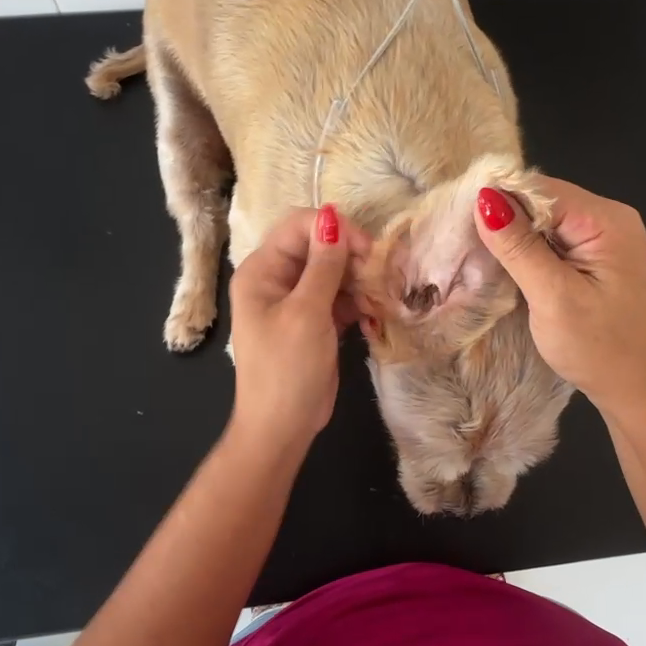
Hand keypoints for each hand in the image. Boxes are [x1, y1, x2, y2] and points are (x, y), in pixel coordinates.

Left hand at [227, 205, 368, 451]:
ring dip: (360, 280)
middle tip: (382, 276)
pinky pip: (339, 299)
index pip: (299, 226)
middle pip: (319, 247)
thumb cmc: (287, 369)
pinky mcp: (314, 323)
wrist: (281, 428)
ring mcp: (296, 302)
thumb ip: (324, 265)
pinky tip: (376, 312)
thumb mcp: (307, 313)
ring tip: (383, 297)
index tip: (368, 251)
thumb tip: (333, 218)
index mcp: (262, 271)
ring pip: (334, 273)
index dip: (335, 230)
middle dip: (352, 256)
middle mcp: (276, 280)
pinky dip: (358, 302)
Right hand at [473, 178, 645, 412]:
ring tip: (479, 255)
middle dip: (506, 218)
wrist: (637, 390)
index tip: (459, 221)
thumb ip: (520, 247)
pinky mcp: (600, 262)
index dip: (500, 200)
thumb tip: (485, 199)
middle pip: (546, 202)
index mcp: (608, 221)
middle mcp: (612, 220)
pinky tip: (510, 269)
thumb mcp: (553, 297)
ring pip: (549, 223)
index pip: (543, 190)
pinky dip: (532, 252)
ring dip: (516, 237)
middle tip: (464, 242)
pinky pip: (558, 242)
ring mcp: (609, 241)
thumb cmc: (599, 348)